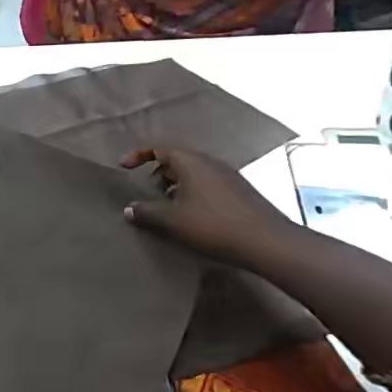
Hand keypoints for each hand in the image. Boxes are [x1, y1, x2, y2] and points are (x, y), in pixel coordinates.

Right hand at [120, 148, 296, 266]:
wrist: (267, 243)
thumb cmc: (214, 225)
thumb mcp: (172, 220)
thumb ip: (147, 211)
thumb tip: (129, 208)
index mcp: (191, 162)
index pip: (159, 148)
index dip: (138, 155)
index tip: (124, 167)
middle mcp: (210, 163)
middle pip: (176, 160)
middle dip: (157, 174)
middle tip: (148, 194)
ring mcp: (228, 176)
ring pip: (193, 174)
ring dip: (175, 186)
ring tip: (167, 209)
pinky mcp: (240, 192)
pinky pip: (207, 185)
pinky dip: (192, 194)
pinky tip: (192, 218)